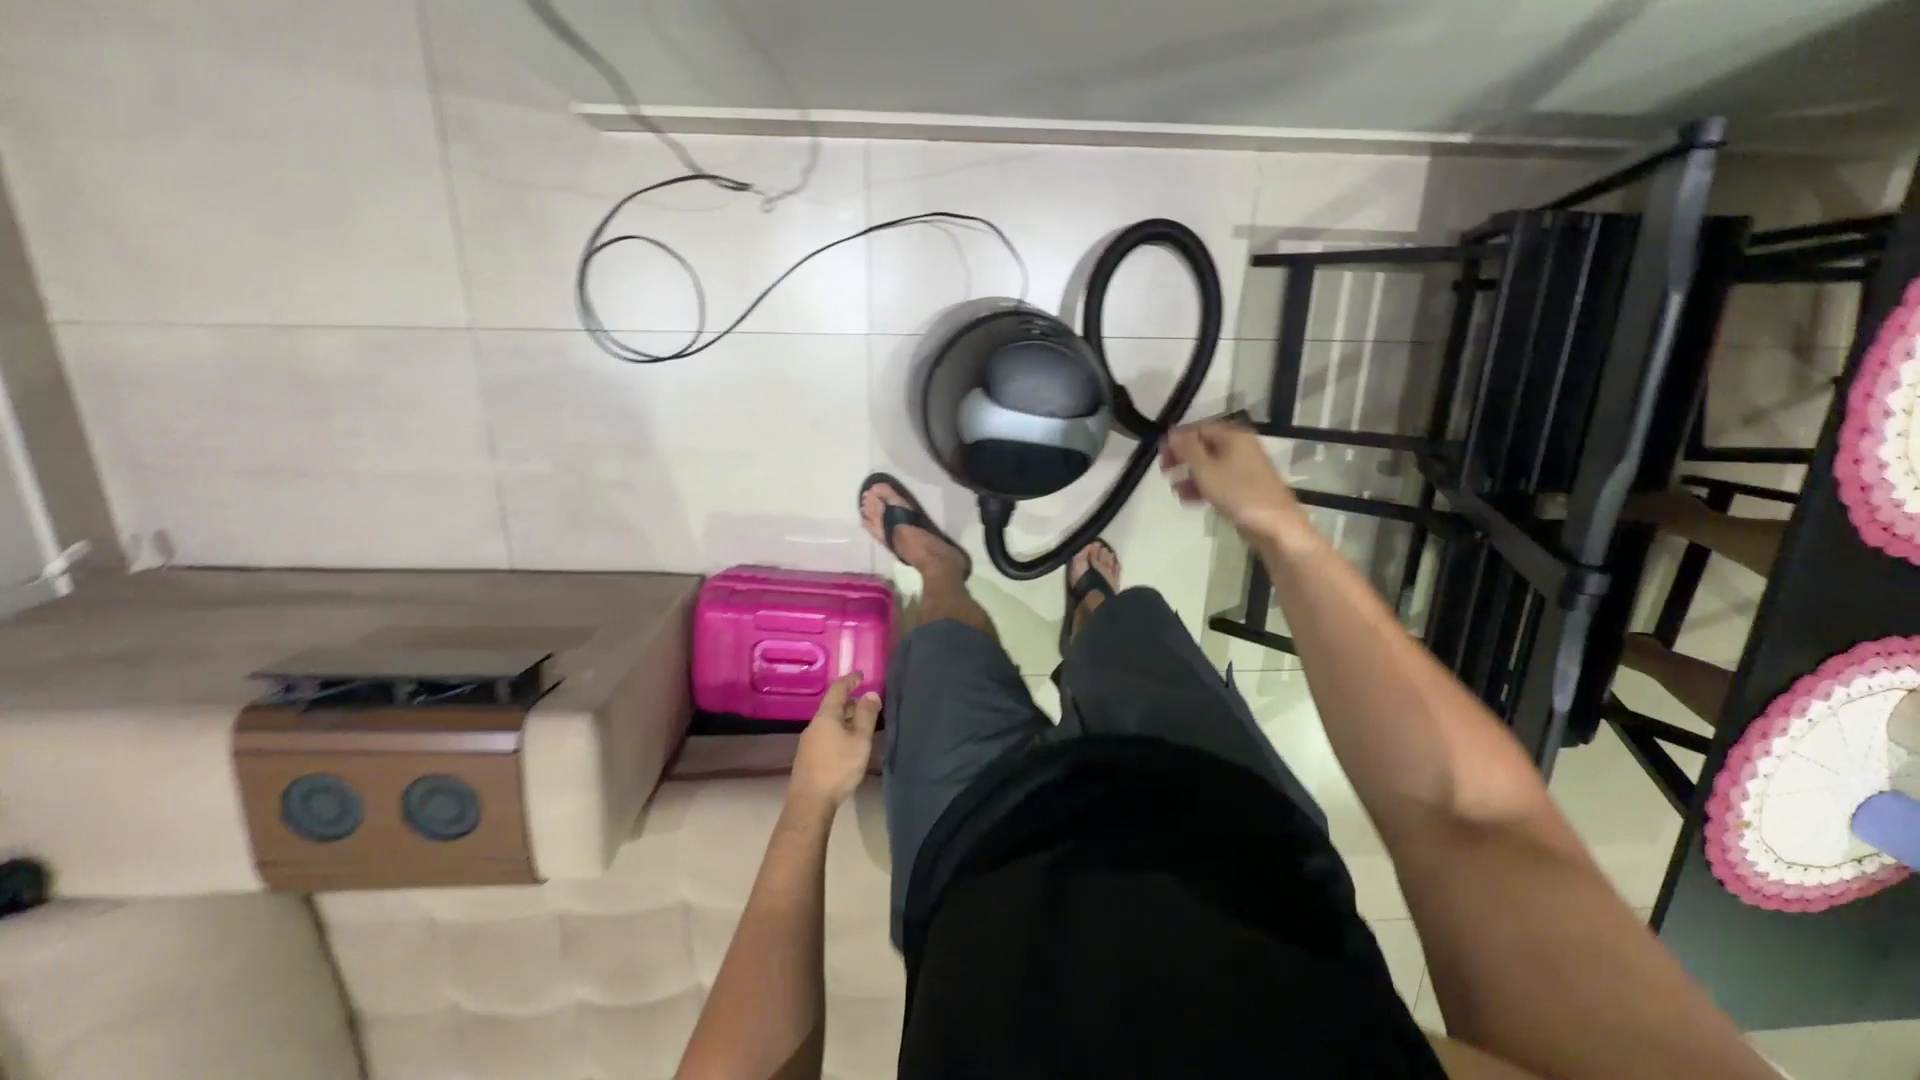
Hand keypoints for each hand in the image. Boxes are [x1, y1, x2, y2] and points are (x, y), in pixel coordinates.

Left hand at [788, 673, 880, 813]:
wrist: (810, 800)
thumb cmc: (838, 767)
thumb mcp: (859, 740)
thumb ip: (866, 716)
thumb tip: (871, 694)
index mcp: (826, 716)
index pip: (838, 689)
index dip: (850, 680)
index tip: (861, 675)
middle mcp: (814, 724)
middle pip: (833, 706)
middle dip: (850, 702)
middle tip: (868, 705)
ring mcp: (808, 741)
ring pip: (829, 722)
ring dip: (845, 719)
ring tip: (861, 725)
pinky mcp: (808, 756)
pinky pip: (826, 734)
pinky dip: (838, 731)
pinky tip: (847, 745)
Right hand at [1161, 420, 1310, 542]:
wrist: (1275, 525)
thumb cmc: (1238, 493)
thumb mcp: (1206, 469)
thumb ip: (1186, 448)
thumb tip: (1171, 432)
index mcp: (1233, 436)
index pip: (1198, 428)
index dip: (1177, 439)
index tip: (1160, 455)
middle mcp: (1239, 447)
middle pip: (1204, 446)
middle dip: (1182, 458)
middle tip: (1164, 472)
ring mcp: (1243, 468)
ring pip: (1209, 465)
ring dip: (1189, 475)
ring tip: (1174, 490)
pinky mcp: (1244, 487)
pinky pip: (1218, 480)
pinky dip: (1202, 486)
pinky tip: (1188, 499)